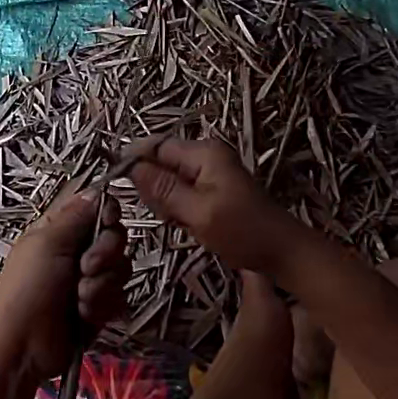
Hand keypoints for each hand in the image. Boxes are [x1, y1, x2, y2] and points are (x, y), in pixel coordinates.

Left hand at [0, 188, 129, 377]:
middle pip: (115, 236)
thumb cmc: (29, 289)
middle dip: (106, 254)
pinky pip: (119, 296)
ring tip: (79, 299)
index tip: (107, 222)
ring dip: (101, 285)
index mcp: (60, 228)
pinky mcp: (99, 306)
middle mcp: (77, 249)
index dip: (108, 213)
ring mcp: (89, 279)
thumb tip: (97, 189)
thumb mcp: (48, 244)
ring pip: (121, 268)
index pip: (97, 207)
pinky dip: (103, 306)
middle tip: (86, 269)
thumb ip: (76, 216)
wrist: (24, 347)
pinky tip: (84, 315)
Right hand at [129, 137, 295, 273]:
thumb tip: (132, 167)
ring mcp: (209, 173)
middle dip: (154, 188)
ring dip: (165, 202)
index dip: (135, 161)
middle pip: (160, 163)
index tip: (116, 183)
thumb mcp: (197, 211)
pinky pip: (180, 194)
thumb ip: (163, 189)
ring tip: (180, 221)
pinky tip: (186, 224)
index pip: (156, 146)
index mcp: (203, 153)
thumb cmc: (242, 231)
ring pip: (168, 181)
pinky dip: (177, 209)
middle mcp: (204, 156)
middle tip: (166, 214)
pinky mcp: (210, 190)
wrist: (281, 252)